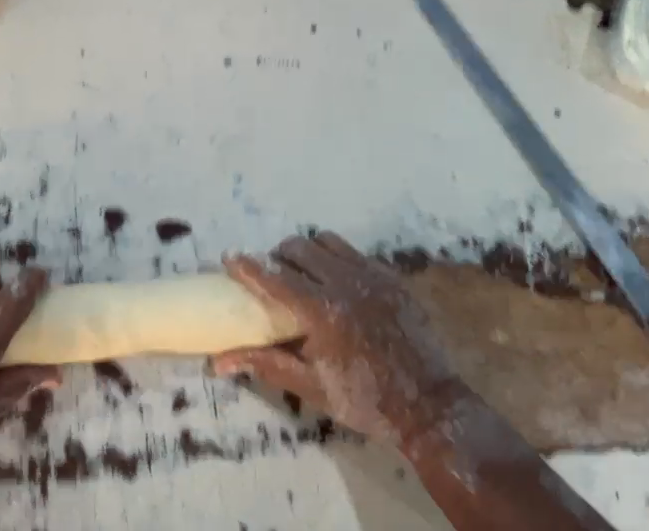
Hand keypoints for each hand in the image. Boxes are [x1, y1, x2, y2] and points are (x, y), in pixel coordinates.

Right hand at [213, 232, 458, 446]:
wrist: (429, 406)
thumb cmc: (363, 400)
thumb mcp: (310, 387)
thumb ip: (265, 364)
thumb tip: (219, 362)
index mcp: (323, 312)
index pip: (275, 278)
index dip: (249, 267)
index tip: (229, 257)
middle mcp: (346, 283)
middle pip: (300, 248)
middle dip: (279, 256)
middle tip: (272, 274)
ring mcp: (373, 276)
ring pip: (328, 242)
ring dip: (309, 252)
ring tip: (304, 272)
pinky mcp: (392, 278)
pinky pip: (356, 254)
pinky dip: (338, 259)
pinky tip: (337, 282)